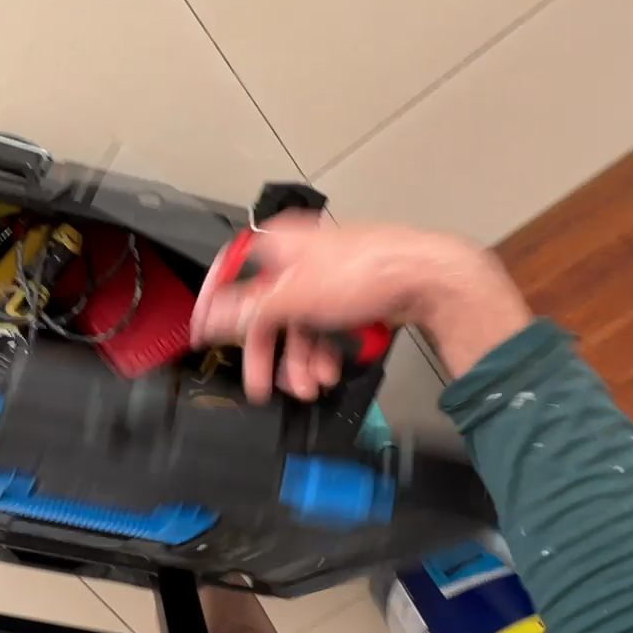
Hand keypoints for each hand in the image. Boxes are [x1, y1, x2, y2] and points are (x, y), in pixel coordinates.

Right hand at [188, 215, 533, 402]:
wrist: (429, 278)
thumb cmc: (366, 271)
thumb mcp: (292, 296)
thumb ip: (246, 310)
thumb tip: (209, 318)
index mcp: (277, 245)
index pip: (229, 270)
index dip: (212, 304)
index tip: (203, 333)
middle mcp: (296, 260)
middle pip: (264, 310)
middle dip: (266, 353)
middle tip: (259, 386)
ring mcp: (323, 280)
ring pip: (295, 327)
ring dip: (299, 363)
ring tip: (309, 386)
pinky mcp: (346, 298)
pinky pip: (320, 330)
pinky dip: (322, 355)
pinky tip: (329, 372)